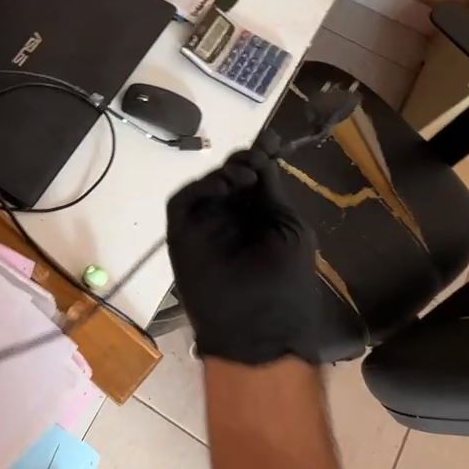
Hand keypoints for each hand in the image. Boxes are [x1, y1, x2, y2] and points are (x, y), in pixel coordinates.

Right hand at [165, 146, 320, 366]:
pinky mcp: (181, 235)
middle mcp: (228, 220)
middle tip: (256, 156)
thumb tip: (262, 158)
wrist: (256, 327)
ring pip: (204, 186)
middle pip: (228, 178)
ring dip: (225, 174)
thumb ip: (271, 193)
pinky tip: (225, 188)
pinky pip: (182, 202)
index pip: (254, 181)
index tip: (271, 141)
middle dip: (243, 162)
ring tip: (244, 179)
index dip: (260, 159)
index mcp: (258, 220)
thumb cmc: (284, 282)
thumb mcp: (287, 229)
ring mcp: (202, 227)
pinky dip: (200, 189)